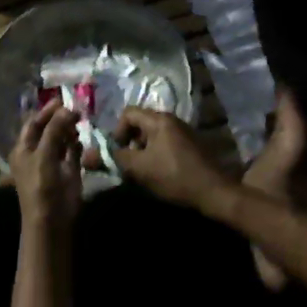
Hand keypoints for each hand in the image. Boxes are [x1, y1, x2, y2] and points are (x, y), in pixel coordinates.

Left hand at [10, 102, 81, 230]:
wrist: (52, 219)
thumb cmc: (42, 185)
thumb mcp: (44, 155)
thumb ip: (54, 130)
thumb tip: (66, 108)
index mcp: (24, 148)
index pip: (33, 123)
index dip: (46, 111)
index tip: (62, 99)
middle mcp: (37, 152)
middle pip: (48, 129)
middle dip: (60, 118)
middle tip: (76, 108)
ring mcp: (53, 161)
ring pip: (61, 139)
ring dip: (70, 130)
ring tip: (80, 121)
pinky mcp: (68, 171)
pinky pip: (73, 152)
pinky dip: (77, 145)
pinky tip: (81, 141)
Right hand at [108, 108, 233, 212]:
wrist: (214, 193)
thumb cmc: (174, 177)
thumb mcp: (140, 168)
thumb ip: (115, 158)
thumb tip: (92, 154)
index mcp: (159, 120)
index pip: (128, 113)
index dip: (117, 131)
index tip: (118, 152)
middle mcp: (171, 120)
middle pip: (140, 123)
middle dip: (130, 142)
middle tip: (129, 164)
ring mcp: (183, 132)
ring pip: (153, 135)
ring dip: (143, 150)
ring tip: (143, 171)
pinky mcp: (191, 145)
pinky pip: (165, 143)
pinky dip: (156, 154)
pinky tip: (160, 173)